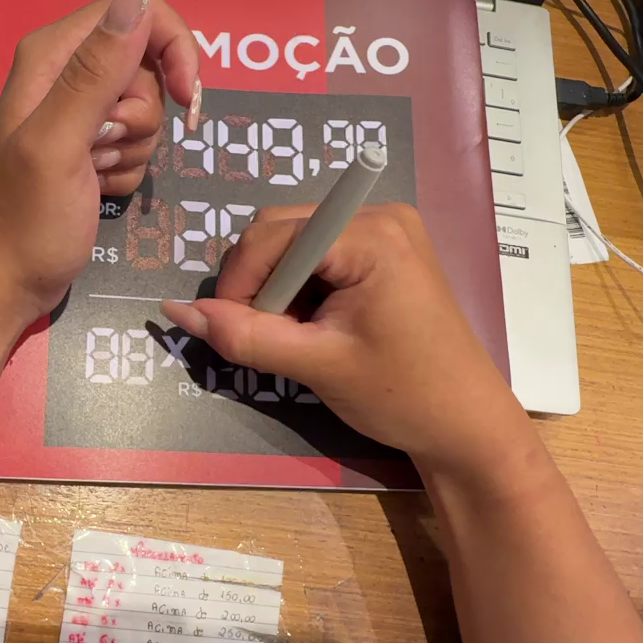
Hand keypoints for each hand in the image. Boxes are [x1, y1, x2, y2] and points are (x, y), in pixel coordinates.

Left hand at [0, 0, 199, 325]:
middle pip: (147, 64)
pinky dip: (128, 170)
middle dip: (144, 114)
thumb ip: (95, 72)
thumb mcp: (58, 143)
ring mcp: (83, 113)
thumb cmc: (26, 217)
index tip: (186, 97)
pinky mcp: (95, 147)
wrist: (11, 277)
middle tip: (105, 147)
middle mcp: (68, 73)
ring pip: (149, 108)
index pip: (135, 11)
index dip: (172, 46)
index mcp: (53, 55)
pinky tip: (96, 187)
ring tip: (93, 172)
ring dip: (134, 148)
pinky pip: (140, 144)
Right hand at [159, 204, 537, 484]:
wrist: (465, 426)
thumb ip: (244, 334)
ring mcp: (384, 230)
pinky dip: (299, 289)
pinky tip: (315, 325)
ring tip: (299, 337)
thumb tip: (176, 312)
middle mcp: (378, 215)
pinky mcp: (382, 250)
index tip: (238, 332)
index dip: (241, 283)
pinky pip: (314, 254)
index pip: (271, 236)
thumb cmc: (401, 394)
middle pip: (278, 231)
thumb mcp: (316, 365)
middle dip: (259, 285)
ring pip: (290, 243)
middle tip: (273, 338)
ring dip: (277, 290)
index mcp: (371, 234)